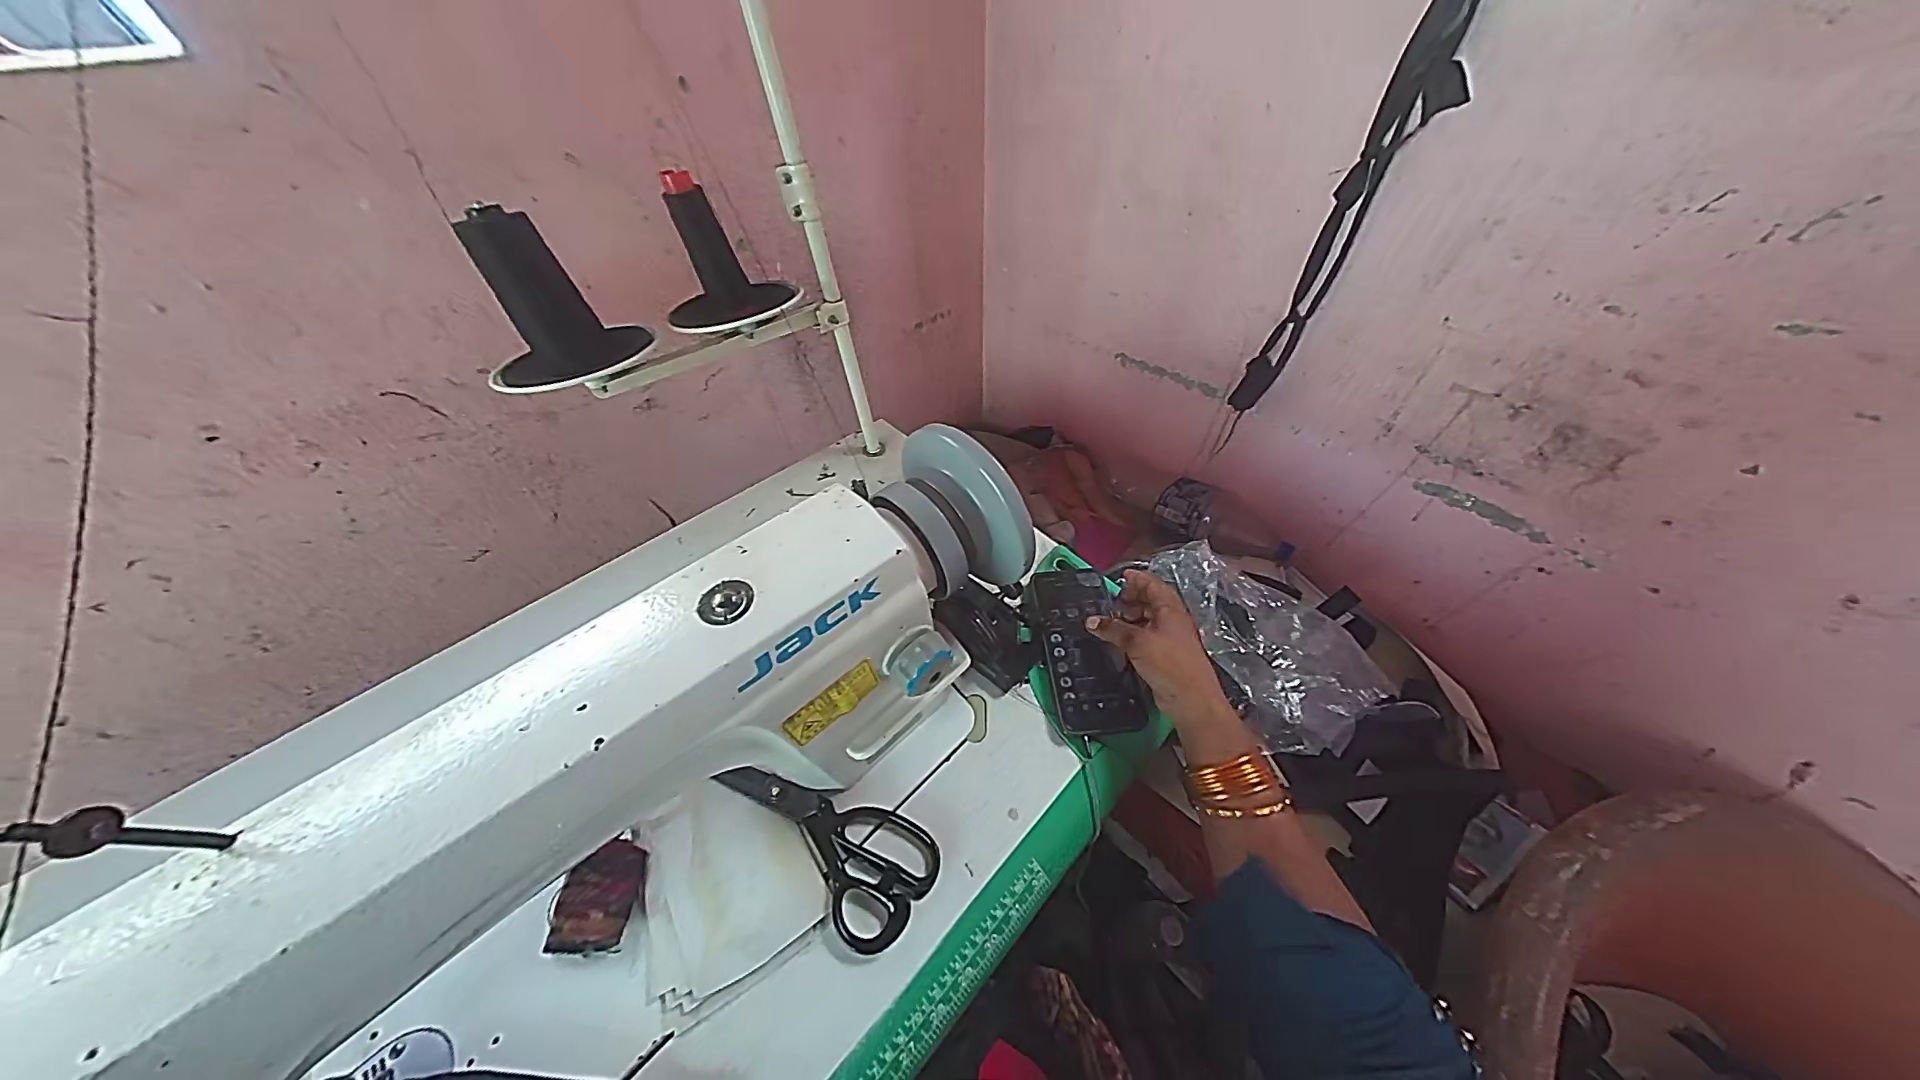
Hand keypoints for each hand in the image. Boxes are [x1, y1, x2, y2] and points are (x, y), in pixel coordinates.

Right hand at [1085, 570, 1221, 714]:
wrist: (1191, 699)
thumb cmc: (1171, 664)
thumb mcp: (1137, 641)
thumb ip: (1113, 629)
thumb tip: (1093, 621)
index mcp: (1171, 610)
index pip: (1154, 585)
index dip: (1137, 579)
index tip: (1121, 576)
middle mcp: (1172, 621)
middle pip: (1151, 601)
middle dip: (1131, 599)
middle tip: (1113, 602)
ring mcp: (1170, 639)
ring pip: (1148, 620)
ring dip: (1131, 618)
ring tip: (1112, 622)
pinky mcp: (1165, 656)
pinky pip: (1147, 638)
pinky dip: (1133, 635)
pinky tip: (1120, 641)